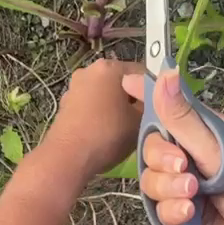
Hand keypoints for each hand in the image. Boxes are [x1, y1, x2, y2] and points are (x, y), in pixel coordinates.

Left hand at [35, 59, 143, 178]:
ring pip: (105, 94)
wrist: (67, 157)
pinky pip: (91, 104)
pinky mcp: (65, 104)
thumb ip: (151, 105)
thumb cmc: (108, 134)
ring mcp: (75, 87)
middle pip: (122, 82)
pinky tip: (104, 133)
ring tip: (123, 129)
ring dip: (116, 106)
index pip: (142, 72)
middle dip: (133, 99)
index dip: (154, 93)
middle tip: (141, 121)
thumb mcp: (140, 120)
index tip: (157, 111)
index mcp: (110, 67)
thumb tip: (153, 100)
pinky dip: (100, 114)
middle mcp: (89, 70)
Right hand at [124, 69, 223, 224]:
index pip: (172, 108)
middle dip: (161, 158)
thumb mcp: (223, 152)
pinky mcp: (183, 219)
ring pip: (152, 180)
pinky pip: (159, 211)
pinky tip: (190, 217)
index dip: (149, 97)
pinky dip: (171, 213)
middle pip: (153, 148)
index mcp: (208, 134)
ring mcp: (187, 190)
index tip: (125, 84)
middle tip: (183, 167)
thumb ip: (186, 120)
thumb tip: (166, 74)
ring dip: (167, 188)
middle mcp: (195, 158)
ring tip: (193, 197)